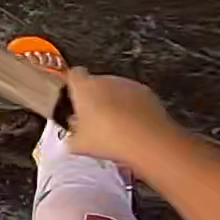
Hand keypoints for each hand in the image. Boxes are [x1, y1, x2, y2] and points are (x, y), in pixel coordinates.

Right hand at [61, 67, 186, 173]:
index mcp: (84, 88)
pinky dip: (131, 107)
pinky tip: (131, 126)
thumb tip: (72, 139)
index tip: (73, 96)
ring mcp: (127, 85)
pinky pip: (133, 97)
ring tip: (114, 126)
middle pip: (95, 84)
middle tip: (93, 120)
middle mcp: (105, 80)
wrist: (147, 141)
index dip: (73, 85)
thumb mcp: (80, 144)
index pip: (74, 75)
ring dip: (112, 102)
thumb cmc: (109, 138)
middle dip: (93, 98)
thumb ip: (72, 137)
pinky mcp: (146, 93)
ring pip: (115, 90)